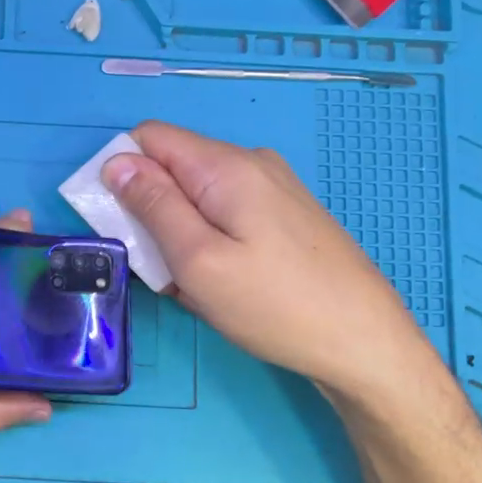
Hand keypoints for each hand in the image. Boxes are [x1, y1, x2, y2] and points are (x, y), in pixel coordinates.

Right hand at [101, 121, 434, 398]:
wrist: (366, 344)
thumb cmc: (274, 306)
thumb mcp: (196, 259)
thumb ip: (152, 205)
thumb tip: (116, 162)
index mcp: (226, 167)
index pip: (150, 137)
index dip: (120, 170)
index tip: (116, 221)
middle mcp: (252, 164)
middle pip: (173, 166)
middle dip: (149, 210)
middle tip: (158, 266)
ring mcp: (273, 189)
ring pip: (196, 195)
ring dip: (177, 233)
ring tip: (192, 283)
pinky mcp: (285, 216)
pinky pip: (224, 214)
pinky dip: (206, 242)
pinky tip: (219, 284)